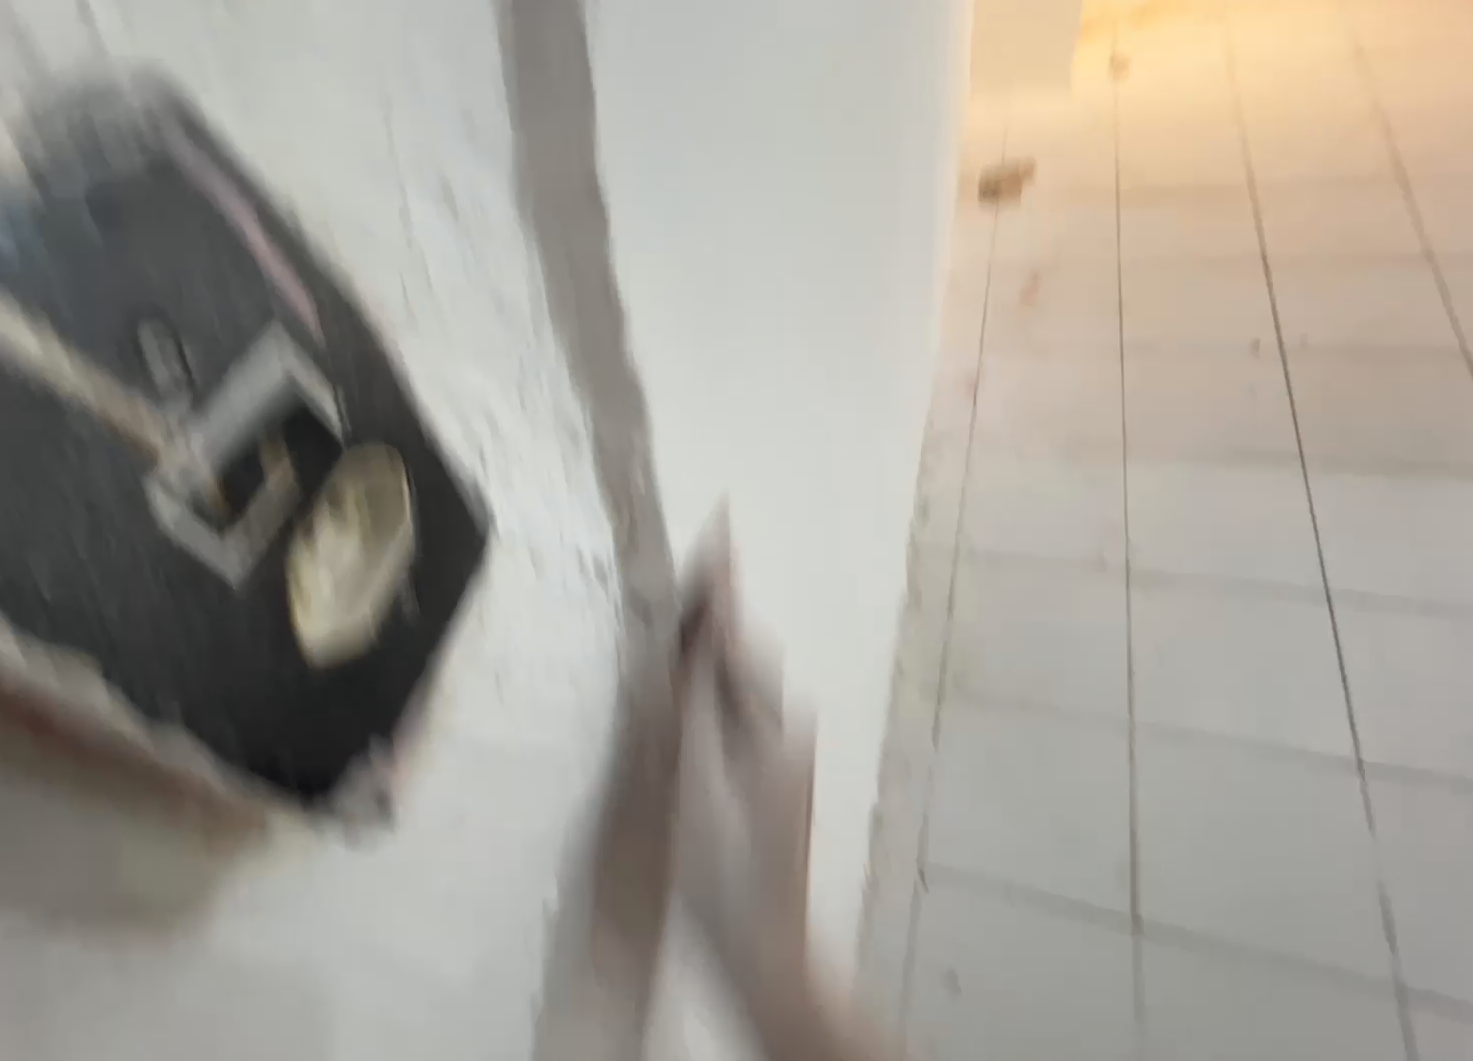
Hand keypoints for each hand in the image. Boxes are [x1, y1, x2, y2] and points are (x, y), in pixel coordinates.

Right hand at [669, 541, 817, 997]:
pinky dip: (719, 677)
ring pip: (743, 676)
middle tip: (691, 564)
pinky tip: (700, 680)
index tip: (721, 523)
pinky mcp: (776, 769)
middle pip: (743, 648)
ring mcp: (784, 749)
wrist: (767, 948)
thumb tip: (705, 632)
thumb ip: (703, 701)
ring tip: (688, 607)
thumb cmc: (722, 872)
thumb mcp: (699, 780)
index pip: (736, 632)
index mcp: (769, 721)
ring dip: (717, 640)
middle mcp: (785, 724)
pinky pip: (742, 702)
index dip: (724, 579)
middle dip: (718, 603)